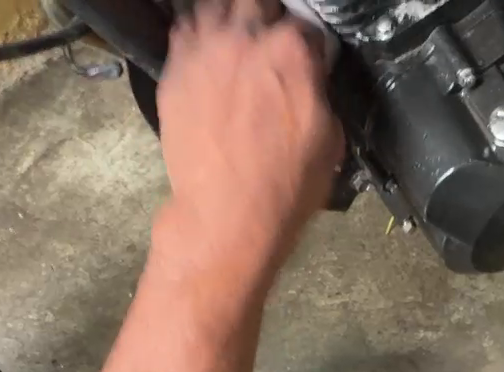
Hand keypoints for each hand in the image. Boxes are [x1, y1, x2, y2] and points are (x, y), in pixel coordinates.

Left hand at [154, 0, 343, 275]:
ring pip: (216, 6)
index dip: (308, 48)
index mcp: (291, 50)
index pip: (306, 26)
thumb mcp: (329, 143)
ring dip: (230, 21)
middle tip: (270, 53)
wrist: (227, 217)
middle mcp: (245, 34)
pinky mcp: (174, 70)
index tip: (307, 67)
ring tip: (235, 48)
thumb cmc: (286, 188)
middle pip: (258, 3)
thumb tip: (312, 81)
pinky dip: (198, 37)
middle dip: (268, 21)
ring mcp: (204, 49)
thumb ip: (320, 94)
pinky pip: (183, 30)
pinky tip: (207, 59)